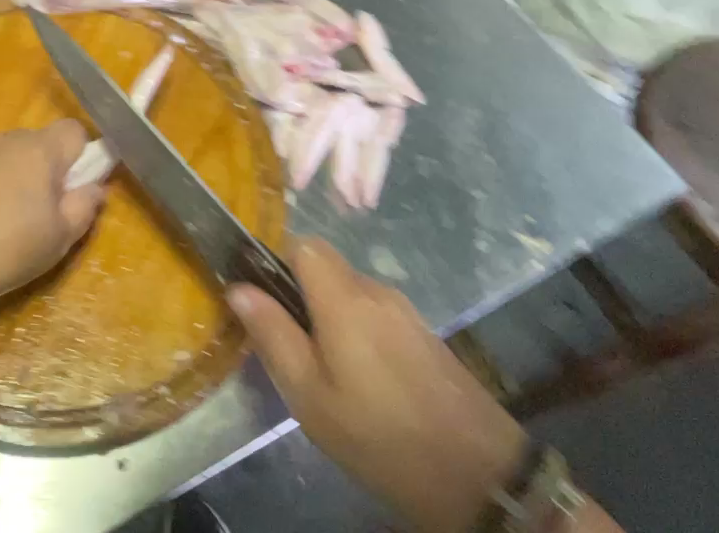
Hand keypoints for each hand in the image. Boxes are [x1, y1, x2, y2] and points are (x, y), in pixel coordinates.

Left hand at [0, 121, 100, 303]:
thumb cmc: (7, 250)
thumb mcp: (59, 239)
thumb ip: (84, 206)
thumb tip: (94, 187)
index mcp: (39, 151)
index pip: (73, 130)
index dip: (78, 157)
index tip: (70, 189)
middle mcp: (4, 139)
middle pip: (35, 143)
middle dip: (40, 169)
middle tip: (32, 212)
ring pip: (0, 153)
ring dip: (5, 174)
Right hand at [228, 240, 527, 532]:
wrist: (479, 475)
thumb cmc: (379, 436)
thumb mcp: (310, 395)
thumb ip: (273, 335)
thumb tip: (239, 288)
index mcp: (344, 298)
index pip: (302, 243)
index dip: (276, 260)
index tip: (262, 299)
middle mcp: (376, 291)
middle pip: (326, 267)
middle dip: (299, 293)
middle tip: (288, 345)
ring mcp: (406, 312)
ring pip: (351, 293)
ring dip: (328, 315)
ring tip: (322, 370)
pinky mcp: (424, 335)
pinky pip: (375, 314)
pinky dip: (356, 331)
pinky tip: (360, 380)